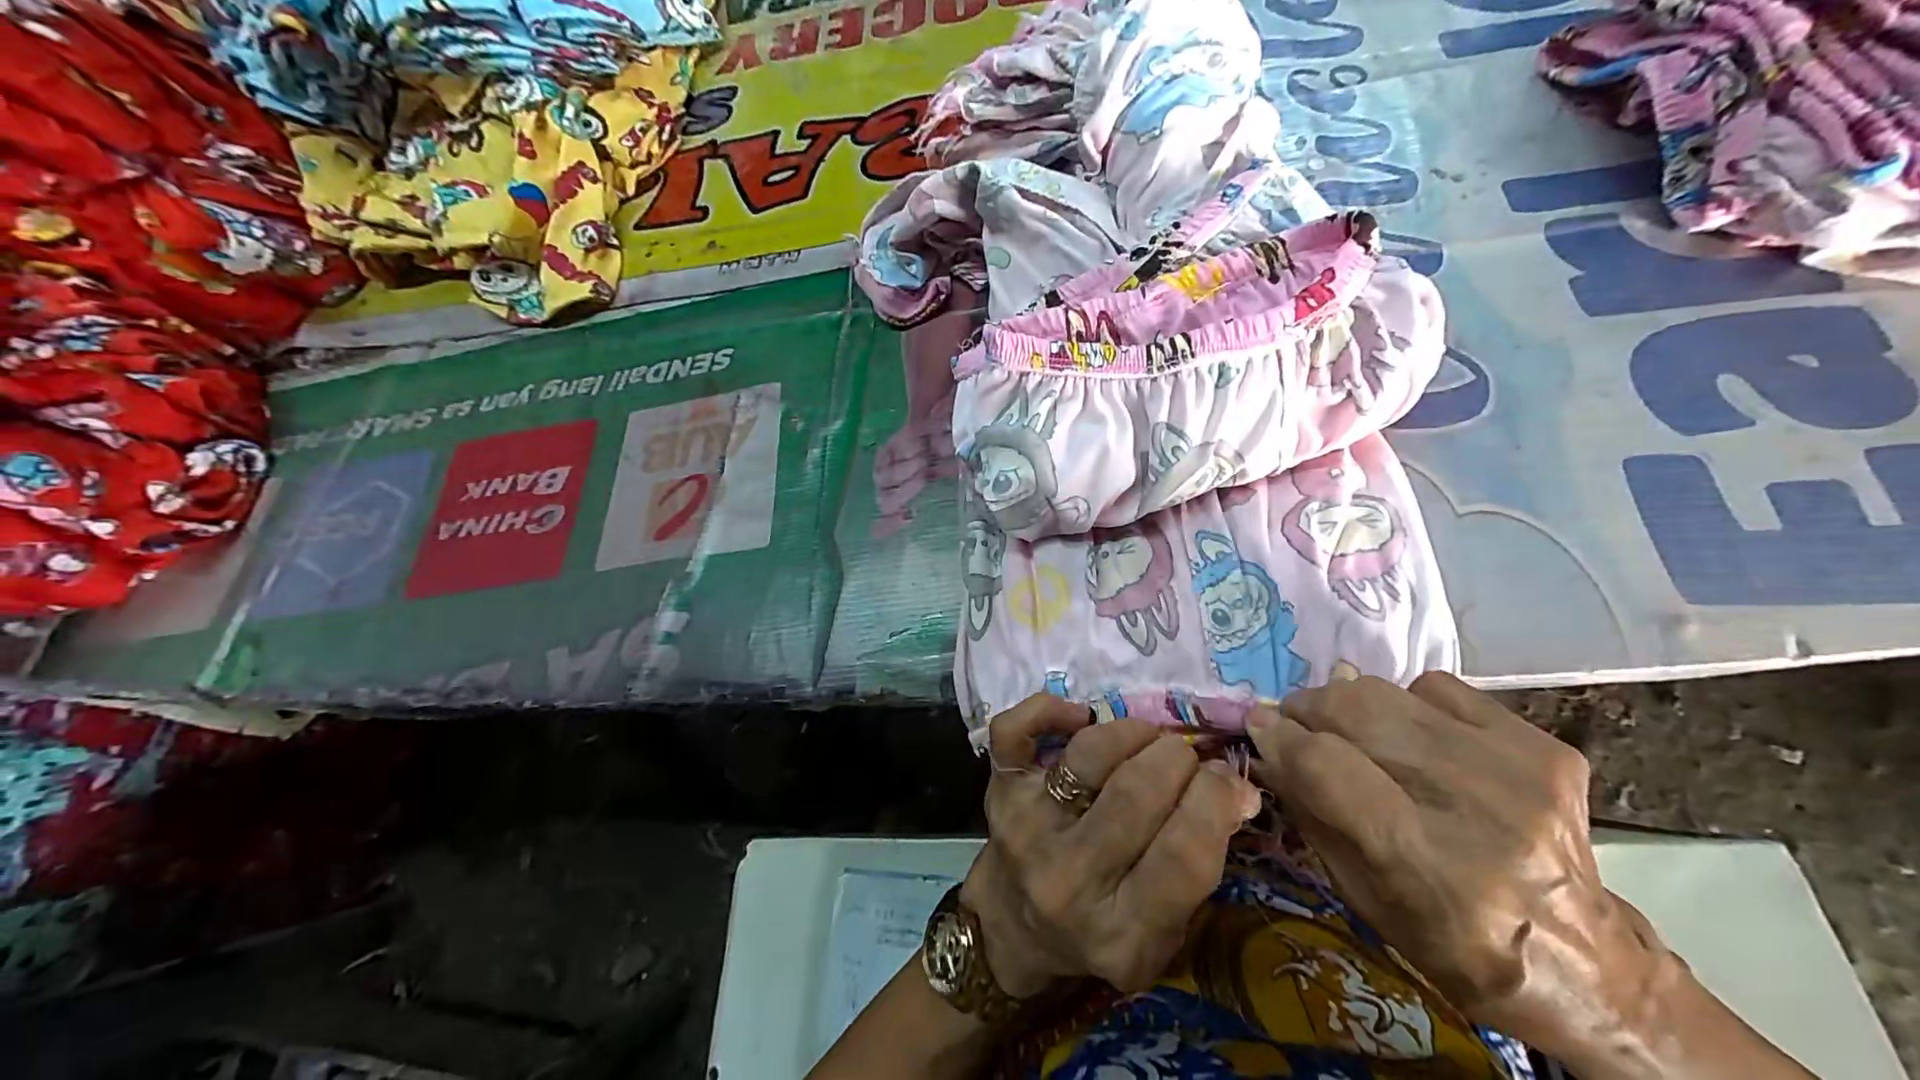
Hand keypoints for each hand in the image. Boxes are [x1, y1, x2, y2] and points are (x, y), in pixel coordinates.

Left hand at [961, 694, 1260, 997]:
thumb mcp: (1162, 929)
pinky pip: (1013, 731)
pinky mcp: (997, 794)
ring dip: (1132, 732)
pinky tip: (1079, 716)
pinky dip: (1048, 709)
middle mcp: (1067, 881)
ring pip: (1088, 755)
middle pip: (1137, 793)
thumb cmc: (1100, 928)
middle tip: (1184, 757)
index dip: (1216, 801)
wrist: (1013, 928)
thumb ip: (1201, 863)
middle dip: (1177, 760)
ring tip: (1147, 739)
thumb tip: (1238, 786)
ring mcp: (1025, 831)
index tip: (1226, 778)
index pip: (1183, 856)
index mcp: (1121, 933)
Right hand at [1247, 674, 1811, 1078]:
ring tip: (1345, 728)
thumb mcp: (1361, 895)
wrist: (1585, 965)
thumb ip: (1310, 811)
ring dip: (1348, 703)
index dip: (1281, 737)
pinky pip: (1440, 689)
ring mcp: (1520, 770)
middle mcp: (1479, 808)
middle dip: (1308, 709)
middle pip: (1358, 711)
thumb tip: (1268, 742)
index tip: (1258, 727)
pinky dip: (1407, 704)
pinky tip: (1413, 737)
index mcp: (1428, 865)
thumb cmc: (1450, 943)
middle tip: (1293, 722)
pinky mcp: (1546, 748)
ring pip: (1391, 691)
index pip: (1328, 767)